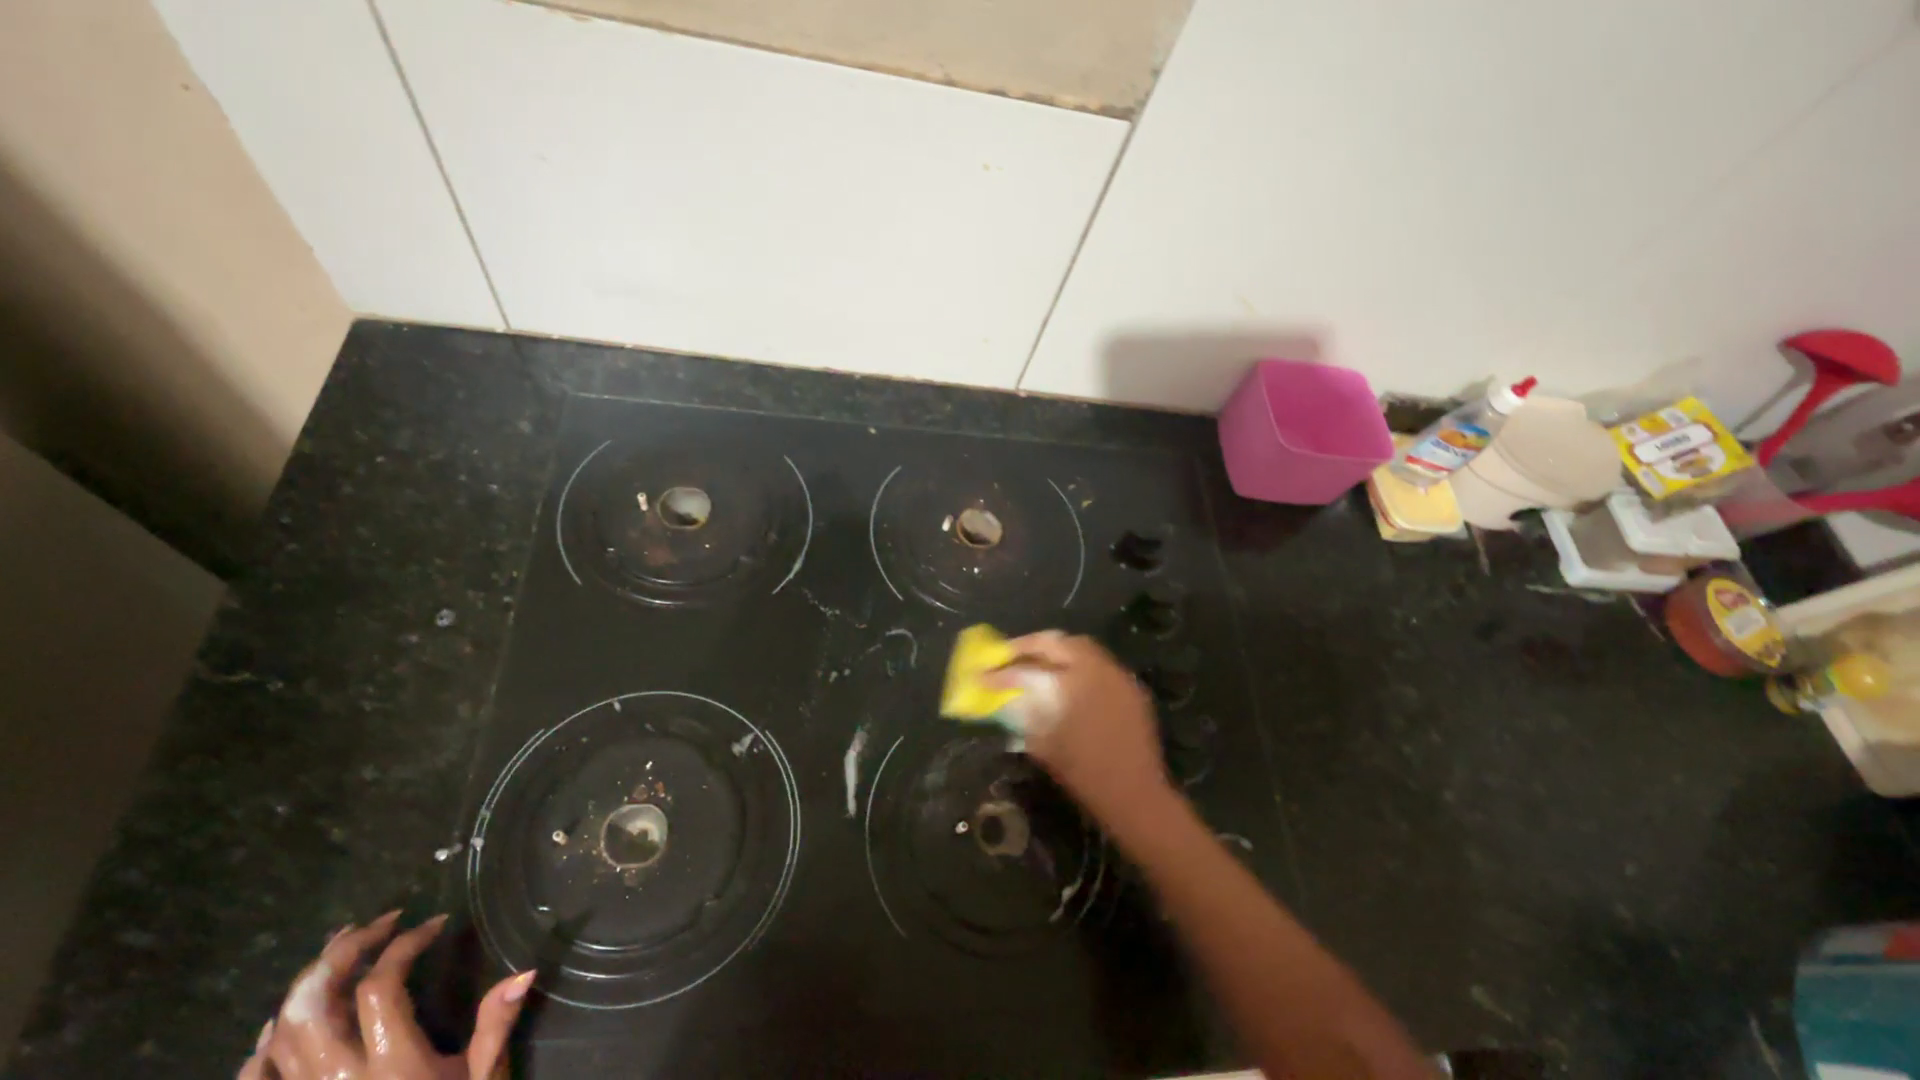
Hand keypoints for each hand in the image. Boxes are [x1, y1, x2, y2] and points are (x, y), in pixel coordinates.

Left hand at [238, 911, 532, 1079]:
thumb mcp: (481, 1079)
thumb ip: (495, 1027)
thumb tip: (525, 971)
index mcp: (391, 1067)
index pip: (382, 987)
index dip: (405, 945)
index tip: (433, 924)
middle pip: (314, 1000)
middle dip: (343, 951)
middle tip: (376, 924)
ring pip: (281, 1030)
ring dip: (307, 983)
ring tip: (338, 954)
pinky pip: (256, 1078)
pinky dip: (266, 1043)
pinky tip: (284, 1022)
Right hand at [991, 631, 1174, 829]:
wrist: (1135, 795)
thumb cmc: (1085, 776)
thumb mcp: (1044, 746)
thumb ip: (1024, 715)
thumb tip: (1006, 699)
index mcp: (1071, 686)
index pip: (1027, 669)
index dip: (1000, 672)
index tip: (981, 675)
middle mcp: (1096, 671)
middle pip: (1056, 643)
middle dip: (1029, 647)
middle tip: (1007, 657)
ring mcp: (1117, 676)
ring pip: (1080, 648)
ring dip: (1055, 652)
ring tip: (1033, 664)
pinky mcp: (1131, 687)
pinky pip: (1100, 664)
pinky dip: (1078, 665)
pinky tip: (1065, 681)